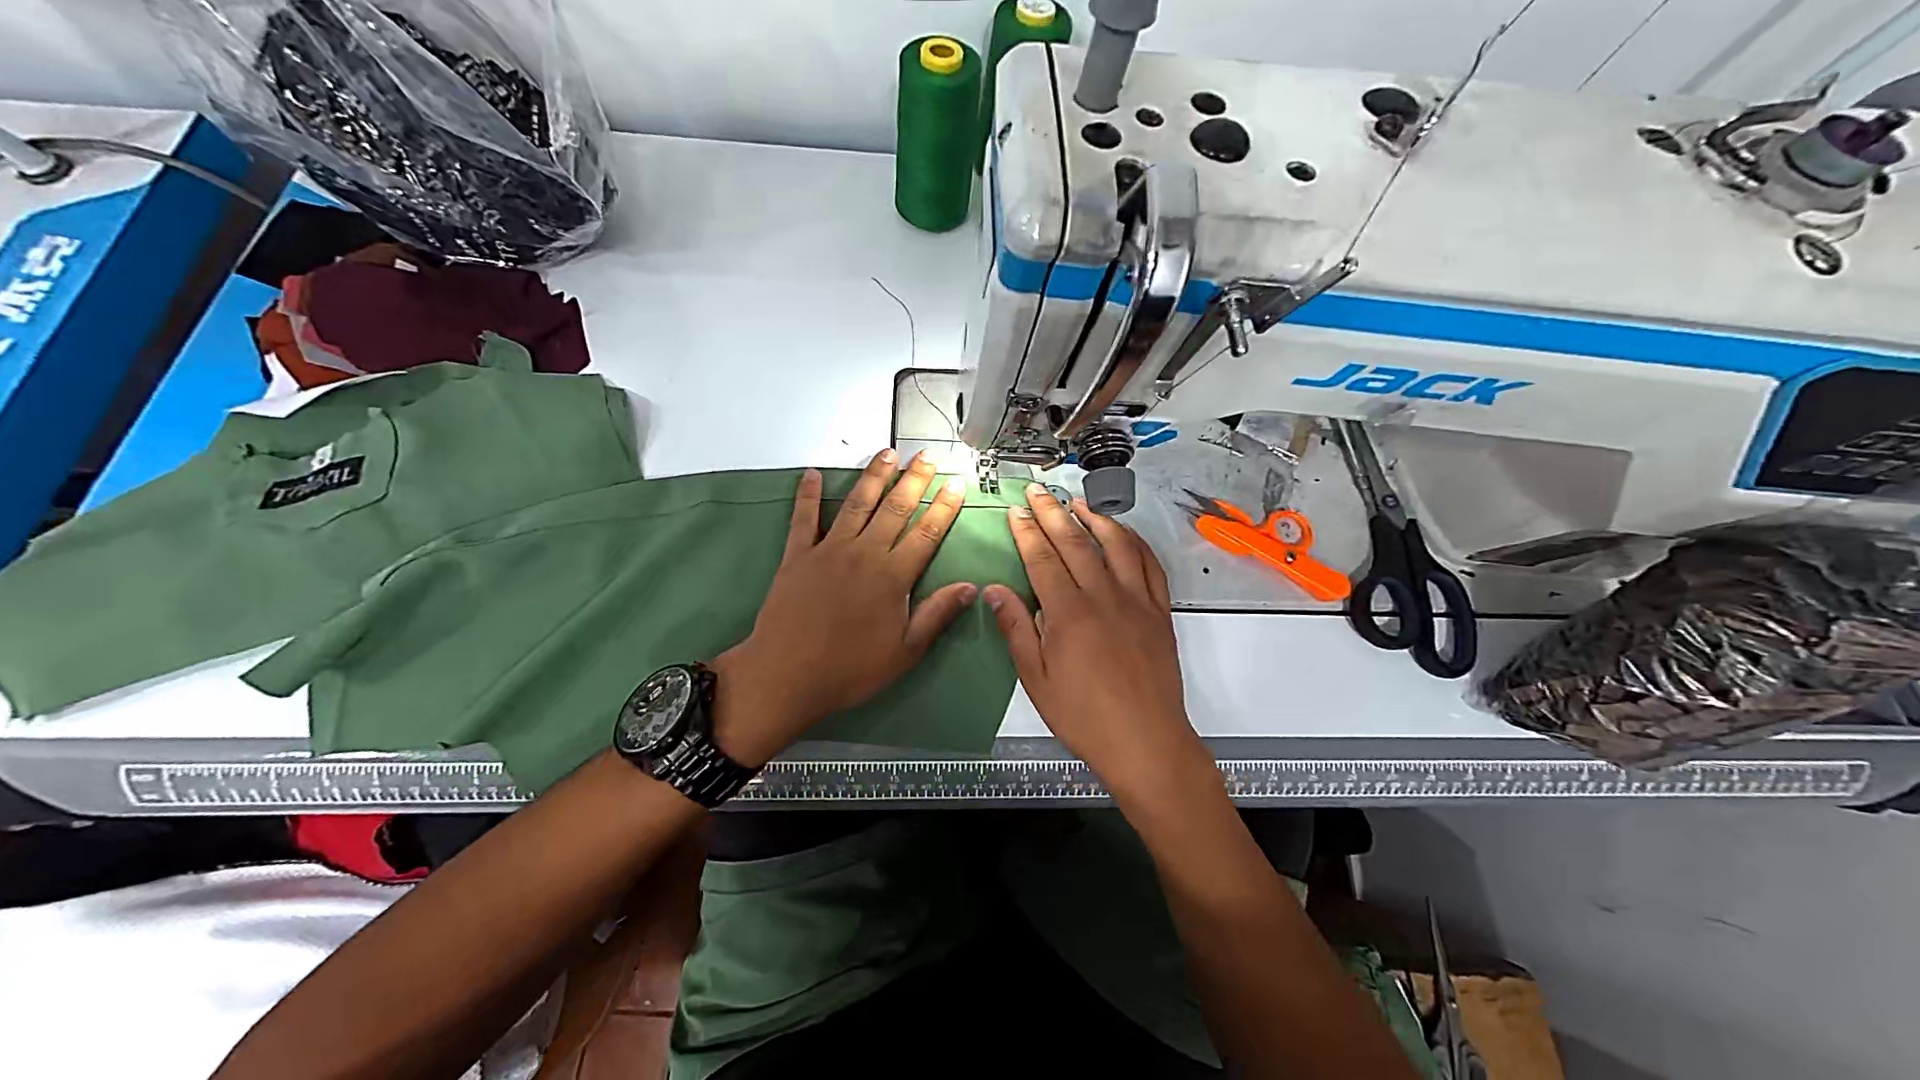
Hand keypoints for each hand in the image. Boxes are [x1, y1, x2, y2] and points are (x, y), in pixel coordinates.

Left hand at [710, 449, 977, 766]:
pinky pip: (803, 518)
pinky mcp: (797, 556)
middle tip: (927, 455)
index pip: (926, 533)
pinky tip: (813, 474)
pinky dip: (808, 494)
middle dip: (914, 479)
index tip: (956, 485)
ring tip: (887, 453)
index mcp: (892, 576)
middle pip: (894, 508)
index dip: (943, 507)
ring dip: (873, 476)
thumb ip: (937, 615)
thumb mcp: (905, 651)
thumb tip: (971, 587)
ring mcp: (828, 550)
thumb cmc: (850, 669)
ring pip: (856, 504)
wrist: (787, 675)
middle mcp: (864, 553)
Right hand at [984, 485, 1212, 801]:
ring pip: (1117, 546)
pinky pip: (1151, 566)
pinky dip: (1136, 543)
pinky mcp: (1159, 612)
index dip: (1027, 532)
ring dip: (1096, 519)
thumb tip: (995, 591)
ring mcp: (1137, 601)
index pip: (1042, 559)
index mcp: (1069, 614)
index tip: (1016, 512)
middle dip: (1053, 514)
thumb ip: (1016, 629)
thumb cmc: (1084, 716)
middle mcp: (1104, 597)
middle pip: (1076, 543)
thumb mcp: (1036, 679)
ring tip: (1078, 504)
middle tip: (1039, 494)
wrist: (1145, 741)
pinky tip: (1125, 534)